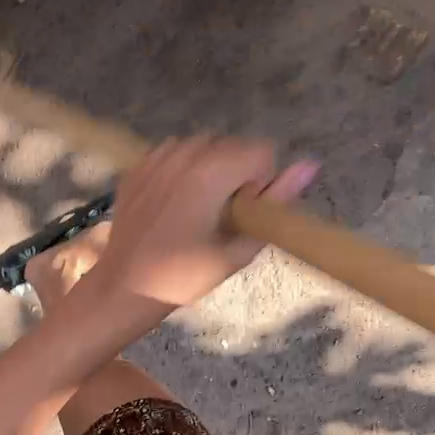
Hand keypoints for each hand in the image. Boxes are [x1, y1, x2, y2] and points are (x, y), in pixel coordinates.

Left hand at [99, 136, 317, 307]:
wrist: (124, 289)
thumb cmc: (183, 278)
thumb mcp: (236, 249)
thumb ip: (276, 203)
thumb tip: (310, 165)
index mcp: (211, 171)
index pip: (261, 151)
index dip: (259, 183)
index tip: (241, 213)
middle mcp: (184, 154)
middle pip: (231, 145)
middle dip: (234, 173)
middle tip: (217, 216)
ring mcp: (155, 159)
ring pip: (201, 146)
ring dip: (207, 169)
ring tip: (193, 210)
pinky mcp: (135, 169)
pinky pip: (171, 154)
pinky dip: (179, 170)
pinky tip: (170, 204)